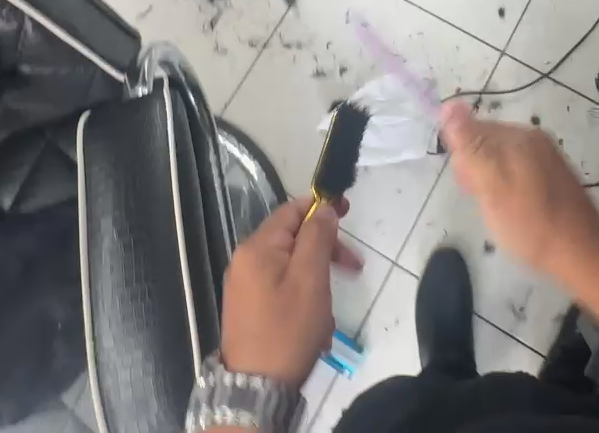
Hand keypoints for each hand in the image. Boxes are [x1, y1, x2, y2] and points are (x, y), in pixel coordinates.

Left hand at [219, 198, 362, 387]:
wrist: (256, 391)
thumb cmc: (287, 330)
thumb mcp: (310, 279)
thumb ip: (317, 237)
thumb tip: (324, 208)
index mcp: (256, 247)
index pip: (292, 210)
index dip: (321, 207)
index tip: (348, 211)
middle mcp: (245, 260)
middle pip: (291, 237)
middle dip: (323, 247)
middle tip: (353, 264)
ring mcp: (244, 285)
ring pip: (289, 264)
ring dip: (316, 275)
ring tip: (331, 306)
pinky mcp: (249, 307)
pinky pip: (281, 286)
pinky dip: (303, 293)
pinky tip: (316, 319)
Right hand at [440, 100, 598, 278]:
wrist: (583, 254)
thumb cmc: (531, 222)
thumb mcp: (492, 184)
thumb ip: (470, 145)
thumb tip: (448, 105)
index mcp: (519, 135)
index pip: (473, 128)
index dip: (463, 157)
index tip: (468, 184)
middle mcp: (534, 139)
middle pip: (488, 142)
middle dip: (477, 169)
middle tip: (485, 200)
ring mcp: (547, 157)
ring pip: (502, 160)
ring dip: (492, 181)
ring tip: (499, 209)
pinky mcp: (554, 176)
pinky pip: (519, 172)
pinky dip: (509, 188)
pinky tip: (515, 210)